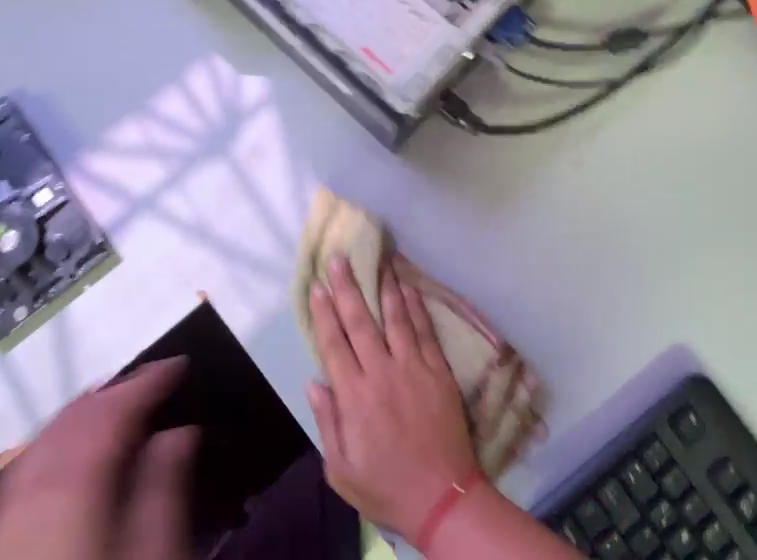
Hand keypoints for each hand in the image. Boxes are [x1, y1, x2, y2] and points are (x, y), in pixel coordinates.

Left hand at [0, 357, 196, 559]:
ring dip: (81, 416)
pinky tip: (73, 455)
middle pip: (68, 423)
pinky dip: (55, 446)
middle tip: (153, 381)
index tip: (179, 365)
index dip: (145, 382)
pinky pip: (24, 473)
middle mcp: (30, 495)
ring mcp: (3, 524)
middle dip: (111, 393)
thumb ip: (165, 490)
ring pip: (41, 444)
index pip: (110, 415)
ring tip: (119, 406)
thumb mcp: (156, 558)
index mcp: (74, 492)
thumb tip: (179, 433)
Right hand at [307, 256, 479, 541]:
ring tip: (377, 260)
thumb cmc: (385, 487)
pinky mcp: (439, 373)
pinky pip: (426, 332)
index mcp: (354, 397)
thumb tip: (314, 381)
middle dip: (347, 288)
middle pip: (360, 323)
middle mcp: (382, 374)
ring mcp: (414, 370)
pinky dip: (416, 308)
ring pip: (396, 319)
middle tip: (339, 258)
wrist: (442, 498)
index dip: (324, 313)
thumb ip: (327, 422)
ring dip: (384, 288)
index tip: (317, 286)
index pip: (334, 344)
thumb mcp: (340, 469)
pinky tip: (408, 288)